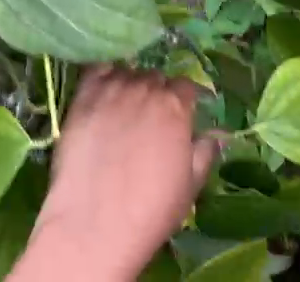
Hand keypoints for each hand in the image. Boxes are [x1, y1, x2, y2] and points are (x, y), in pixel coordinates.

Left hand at [12, 66, 218, 279]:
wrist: (94, 227)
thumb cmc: (150, 212)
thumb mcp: (190, 187)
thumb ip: (205, 153)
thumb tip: (216, 134)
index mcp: (176, 108)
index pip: (185, 86)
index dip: (184, 100)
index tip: (180, 116)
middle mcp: (145, 90)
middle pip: (155, 78)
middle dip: (157, 92)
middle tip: (150, 117)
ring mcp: (112, 91)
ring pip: (127, 73)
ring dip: (130, 85)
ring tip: (124, 108)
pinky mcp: (83, 99)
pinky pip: (96, 72)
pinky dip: (102, 76)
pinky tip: (102, 92)